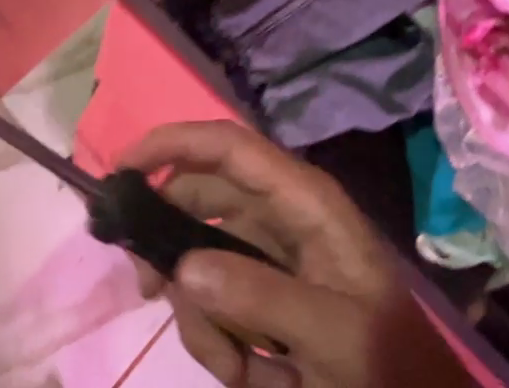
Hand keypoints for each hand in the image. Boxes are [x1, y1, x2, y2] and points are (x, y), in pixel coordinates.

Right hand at [119, 121, 470, 387]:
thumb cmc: (389, 365)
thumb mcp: (333, 335)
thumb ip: (260, 298)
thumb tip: (182, 266)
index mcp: (304, 200)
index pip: (227, 145)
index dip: (171, 143)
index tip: (119, 171)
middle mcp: (281, 214)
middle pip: (199, 199)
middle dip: (170, 245)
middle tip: (147, 288)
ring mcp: (270, 254)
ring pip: (199, 259)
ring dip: (202, 317)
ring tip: (239, 368)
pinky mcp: (263, 292)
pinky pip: (214, 300)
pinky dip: (218, 340)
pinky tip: (253, 374)